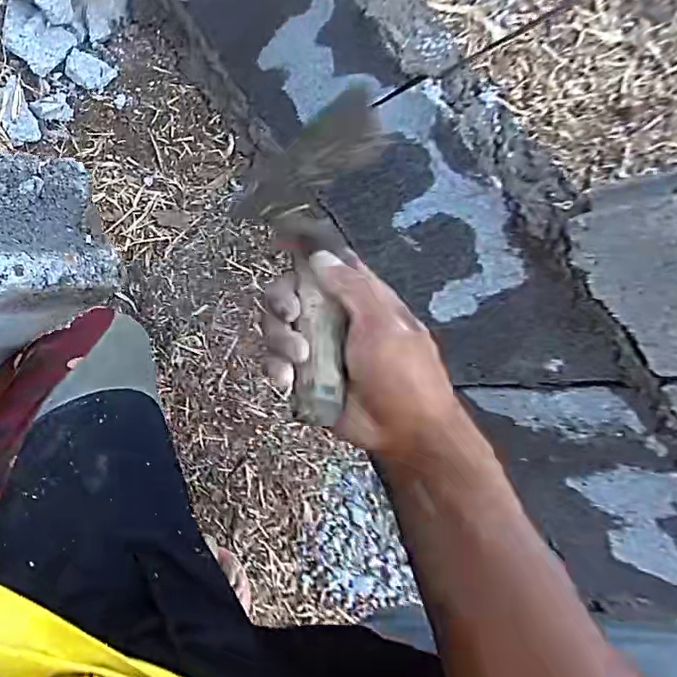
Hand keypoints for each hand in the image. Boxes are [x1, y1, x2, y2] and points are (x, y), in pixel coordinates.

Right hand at [258, 249, 468, 458]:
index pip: (328, 266)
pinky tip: (287, 380)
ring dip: (279, 340)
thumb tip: (320, 255)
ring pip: (275, 328)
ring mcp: (314, 347)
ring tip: (299, 360)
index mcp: (358, 300)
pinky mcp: (300, 374)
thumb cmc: (403, 374)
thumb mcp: (384, 325)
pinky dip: (275, 368)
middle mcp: (331, 319)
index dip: (305, 254)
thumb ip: (352, 288)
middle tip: (291, 316)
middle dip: (281, 302)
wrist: (402, 432)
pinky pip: (272, 361)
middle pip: (288, 294)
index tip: (279, 244)